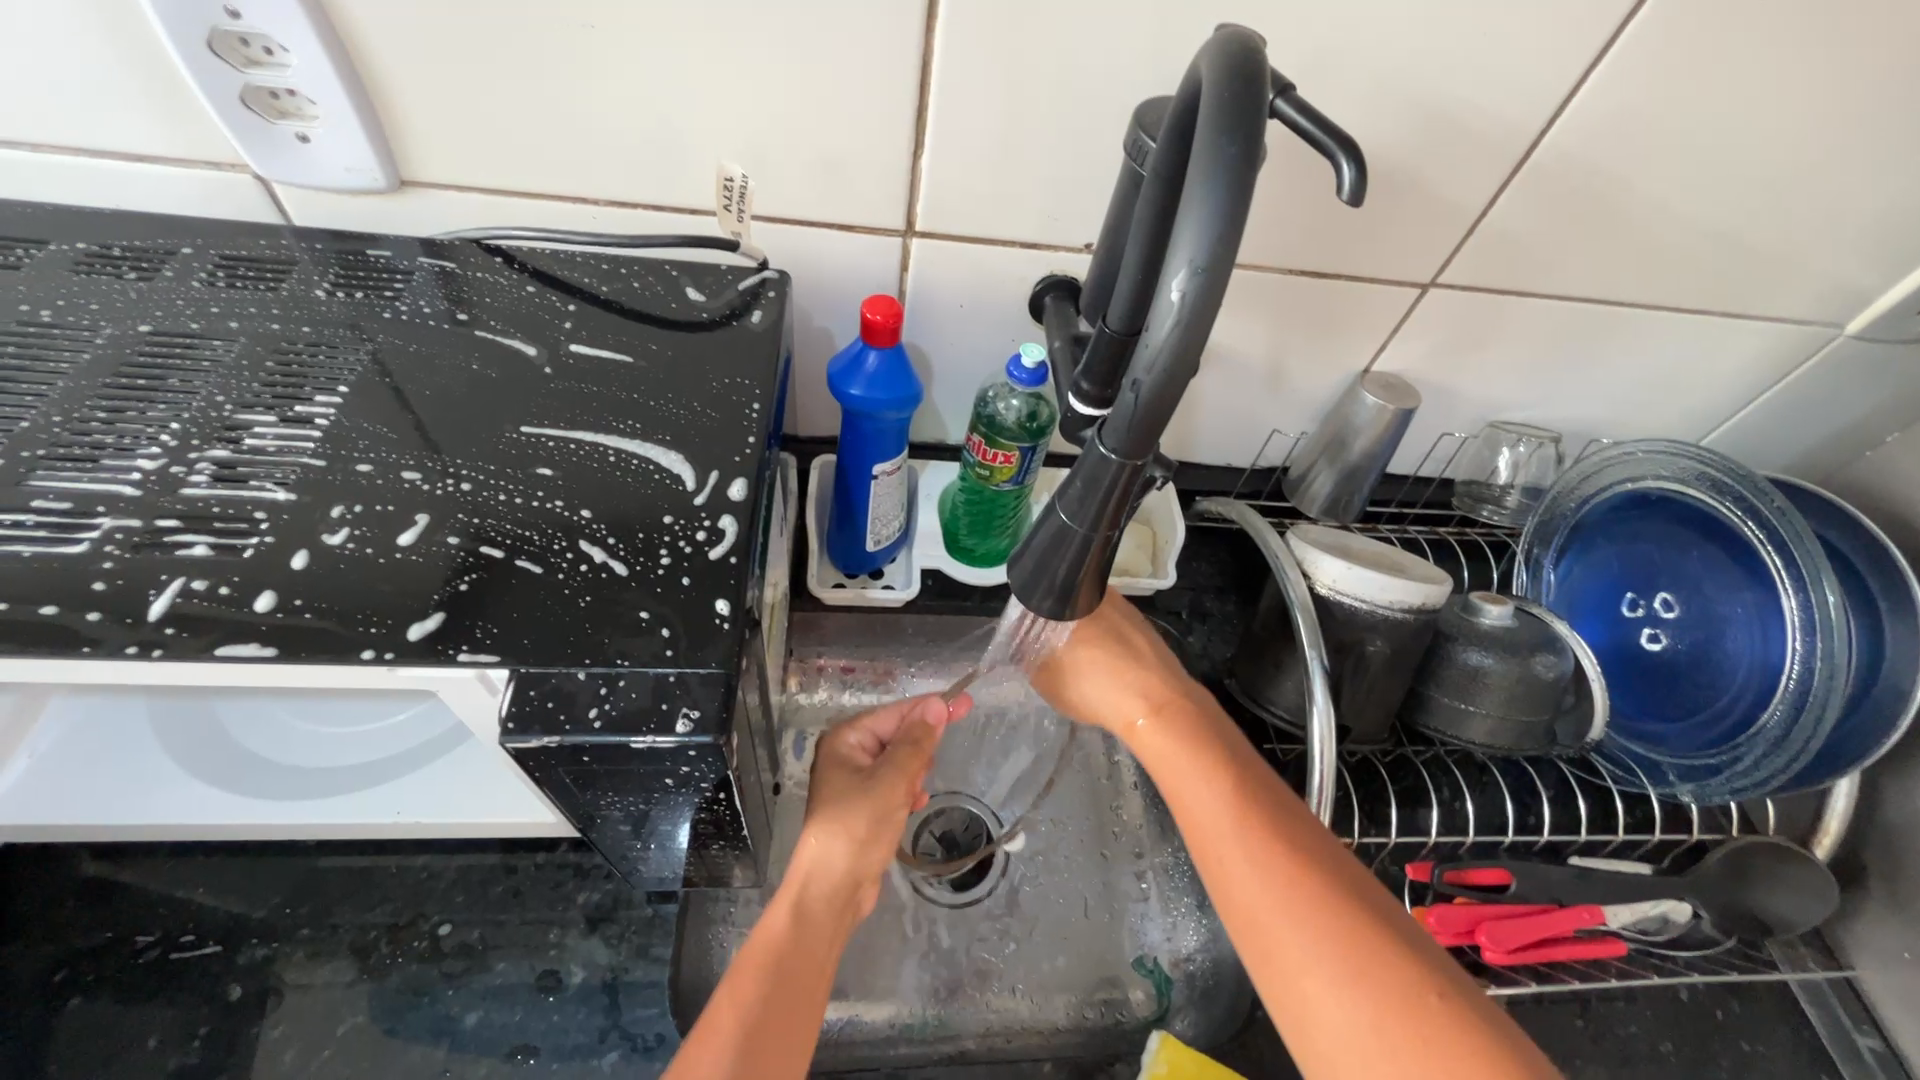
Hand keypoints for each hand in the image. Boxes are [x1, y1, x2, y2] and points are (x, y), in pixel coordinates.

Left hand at [789, 693, 971, 921]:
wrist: (833, 889)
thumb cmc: (858, 827)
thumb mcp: (892, 781)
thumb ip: (916, 742)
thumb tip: (937, 705)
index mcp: (846, 739)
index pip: (896, 713)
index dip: (931, 708)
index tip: (966, 703)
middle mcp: (847, 755)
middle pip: (897, 736)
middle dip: (917, 753)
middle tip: (923, 774)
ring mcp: (853, 782)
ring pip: (899, 764)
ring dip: (913, 776)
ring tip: (912, 796)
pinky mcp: (863, 807)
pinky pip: (894, 787)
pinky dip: (906, 793)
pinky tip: (913, 807)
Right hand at [1029, 589, 1211, 736]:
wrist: (1156, 704)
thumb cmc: (1093, 687)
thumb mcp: (1044, 679)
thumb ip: (1028, 657)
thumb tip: (1025, 648)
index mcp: (1067, 599)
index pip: (1038, 597)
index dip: (1028, 618)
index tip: (1026, 638)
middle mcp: (1097, 594)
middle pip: (1067, 602)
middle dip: (1057, 622)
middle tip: (1051, 649)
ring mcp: (1125, 607)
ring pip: (1094, 613)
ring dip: (1085, 631)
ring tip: (1080, 660)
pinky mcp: (1145, 625)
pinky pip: (1116, 627)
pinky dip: (1108, 642)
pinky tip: (1108, 666)